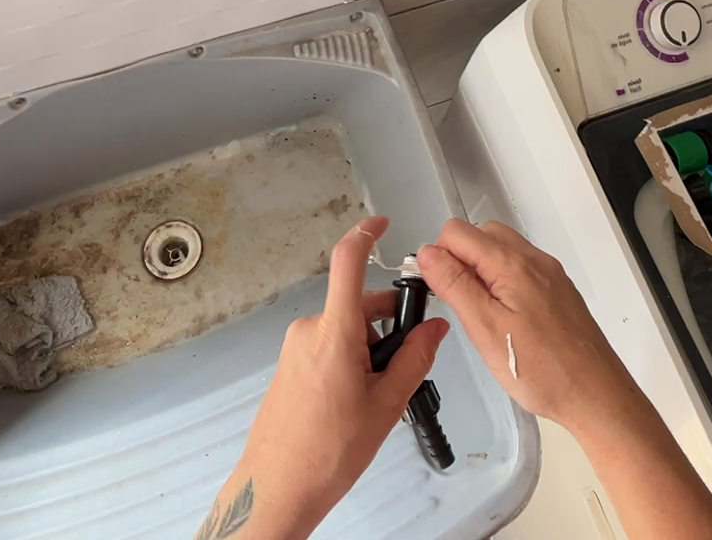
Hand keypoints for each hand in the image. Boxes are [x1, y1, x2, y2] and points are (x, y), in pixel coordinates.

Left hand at [195, 216, 448, 539]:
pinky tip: (356, 400)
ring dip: (369, 346)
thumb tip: (437, 328)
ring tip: (379, 396)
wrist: (274, 489)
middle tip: (407, 361)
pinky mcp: (289, 363)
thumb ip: (415, 358)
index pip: (347, 261)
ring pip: (345, 327)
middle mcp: (311, 328)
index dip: (366, 233)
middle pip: (358, 304)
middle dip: (387, 322)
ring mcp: (296, 346)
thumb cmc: (329, 451)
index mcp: (335, 330)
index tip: (382, 223)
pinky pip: (328, 344)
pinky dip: (349, 357)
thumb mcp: (386, 405)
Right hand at [417, 219, 641, 436]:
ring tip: (483, 313)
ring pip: (501, 249)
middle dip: (460, 259)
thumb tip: (428, 253)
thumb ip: (455, 285)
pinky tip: (507, 317)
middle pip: (480, 234)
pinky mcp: (557, 288)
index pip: (457, 231)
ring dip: (482, 269)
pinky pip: (520, 267)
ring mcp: (548, 272)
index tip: (440, 289)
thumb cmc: (541, 371)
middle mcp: (533, 258)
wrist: (596, 396)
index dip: (439, 256)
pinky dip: (503, 280)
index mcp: (512, 263)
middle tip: (462, 303)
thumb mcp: (485, 329)